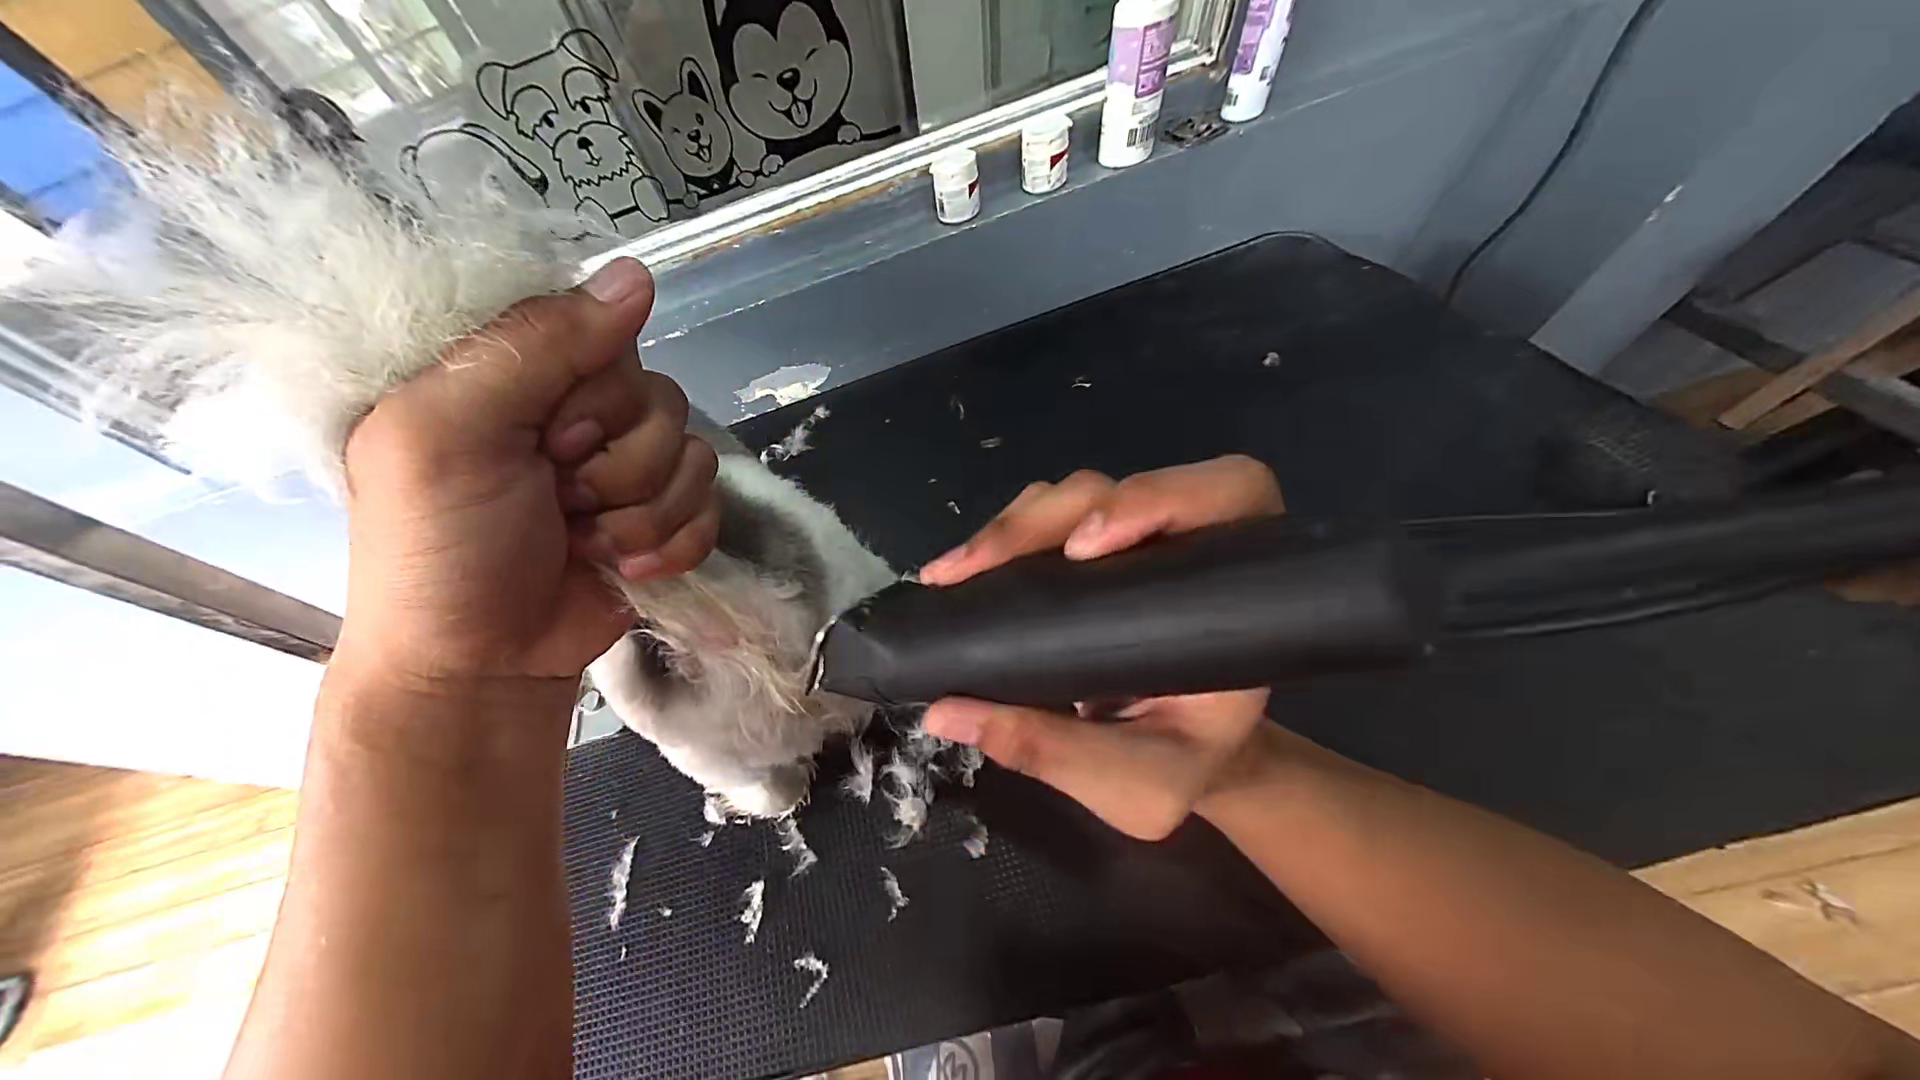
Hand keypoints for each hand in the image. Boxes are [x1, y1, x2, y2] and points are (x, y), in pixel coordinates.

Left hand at [333, 257, 718, 684]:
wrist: (485, 661)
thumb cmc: (443, 546)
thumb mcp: (453, 431)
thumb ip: (537, 345)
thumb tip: (639, 273)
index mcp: (520, 373)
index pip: (609, 337)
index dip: (594, 394)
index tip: (548, 439)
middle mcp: (583, 411)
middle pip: (663, 402)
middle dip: (617, 465)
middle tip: (559, 499)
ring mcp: (630, 467)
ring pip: (695, 457)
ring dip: (643, 514)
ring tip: (587, 542)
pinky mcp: (666, 516)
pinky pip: (713, 506)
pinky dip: (675, 544)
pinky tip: (626, 565)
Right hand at [919, 456, 1285, 839]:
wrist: (1189, 757)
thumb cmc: (1185, 766)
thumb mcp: (1133, 781)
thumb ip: (1052, 752)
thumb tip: (945, 712)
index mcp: (1235, 591)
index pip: (1224, 493)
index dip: (1157, 496)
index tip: (1084, 550)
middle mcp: (1186, 548)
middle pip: (1117, 488)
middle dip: (1043, 517)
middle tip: (978, 567)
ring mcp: (1134, 543)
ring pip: (1072, 496)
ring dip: (1012, 526)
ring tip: (955, 574)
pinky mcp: (1092, 554)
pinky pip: (1046, 519)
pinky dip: (1002, 538)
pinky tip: (963, 571)